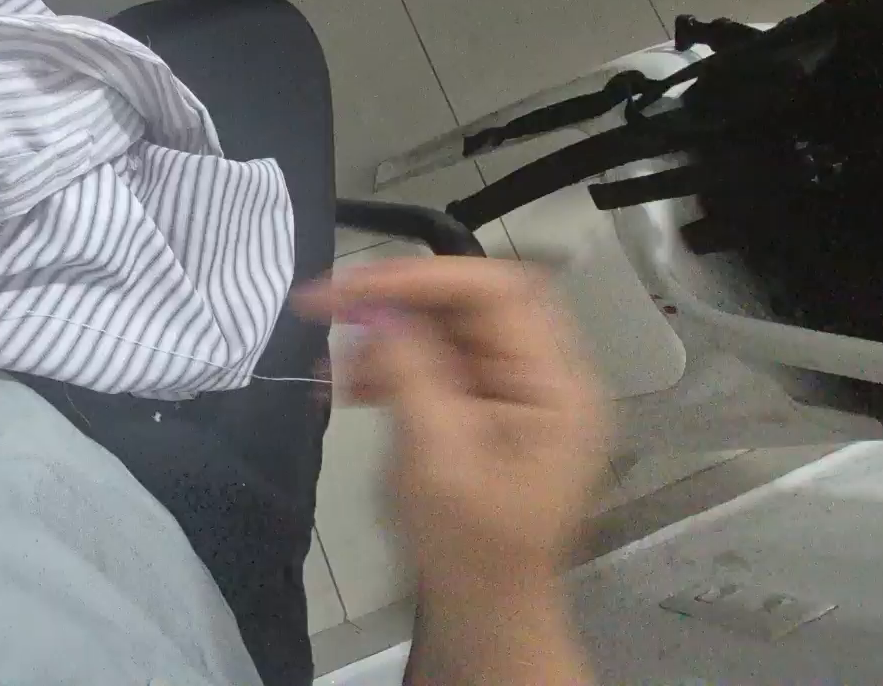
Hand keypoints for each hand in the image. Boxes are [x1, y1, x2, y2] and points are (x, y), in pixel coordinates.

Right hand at [294, 258, 607, 605]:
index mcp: (554, 387)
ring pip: (436, 323)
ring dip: (379, 335)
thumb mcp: (438, 460)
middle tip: (328, 305)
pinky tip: (350, 387)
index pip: (498, 293)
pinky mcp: (472, 397)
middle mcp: (536, 374)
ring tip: (337, 370)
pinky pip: (422, 353)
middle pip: (463, 301)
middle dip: (392, 300)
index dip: (425, 277)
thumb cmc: (470, 548)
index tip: (354, 289)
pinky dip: (380, 361)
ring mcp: (505, 384)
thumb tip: (378, 310)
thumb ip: (412, 374)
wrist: (481, 606)